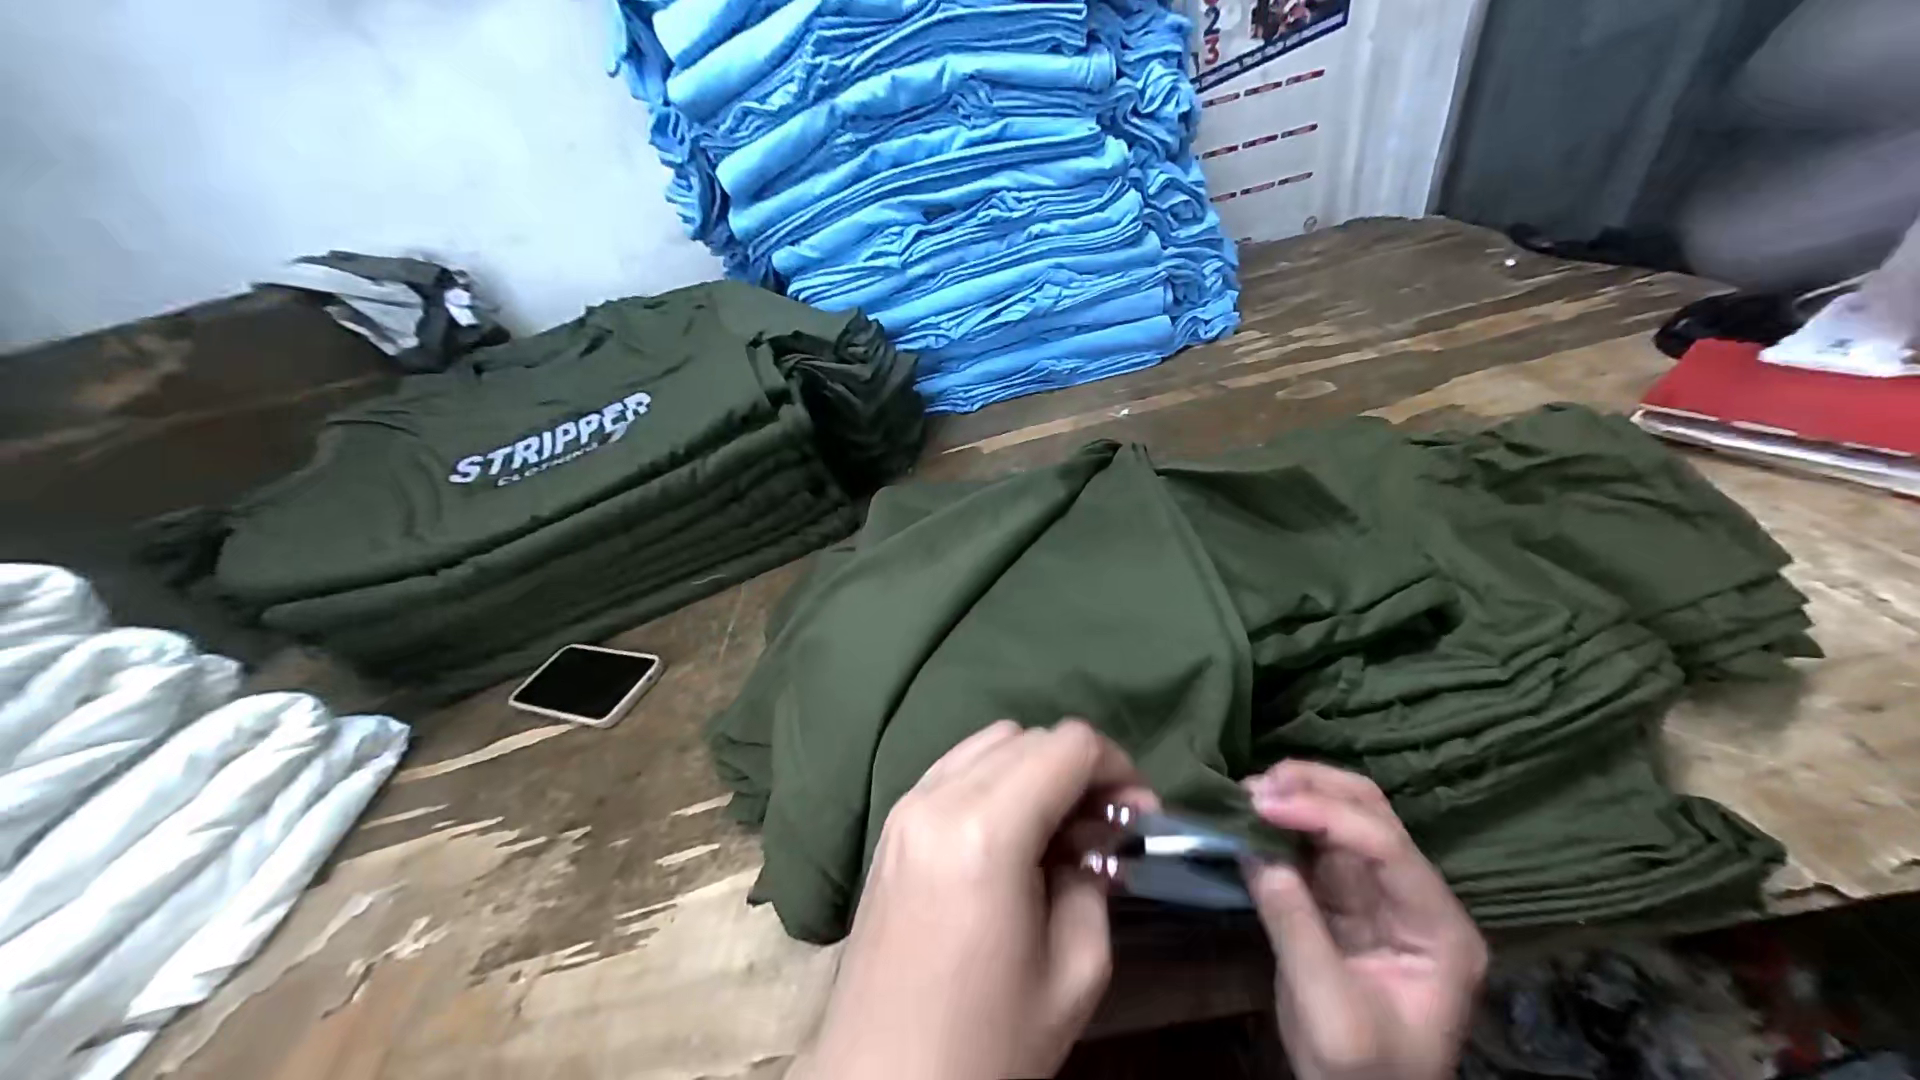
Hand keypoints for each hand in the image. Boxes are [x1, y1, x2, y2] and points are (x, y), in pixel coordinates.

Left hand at [793, 719, 1156, 1079]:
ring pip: (989, 742)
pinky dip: (996, 775)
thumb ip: (1093, 880)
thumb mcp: (1073, 971)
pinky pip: (955, 766)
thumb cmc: (987, 1041)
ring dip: (1037, 766)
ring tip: (1061, 824)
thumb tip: (1098, 834)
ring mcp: (906, 805)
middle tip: (1108, 823)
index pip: (1067, 746)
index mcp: (985, 831)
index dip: (1116, 765)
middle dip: (1080, 767)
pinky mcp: (891, 822)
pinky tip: (1013, 826)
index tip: (1138, 813)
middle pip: (1029, 736)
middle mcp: (938, 798)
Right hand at [1242, 761, 1486, 1079]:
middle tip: (1255, 788)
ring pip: (1341, 813)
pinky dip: (1280, 820)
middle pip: (1371, 812)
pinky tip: (1248, 815)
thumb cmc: (1362, 1072)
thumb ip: (1296, 929)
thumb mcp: (1331, 1014)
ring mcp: (1375, 891)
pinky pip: (1311, 840)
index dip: (1325, 815)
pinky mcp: (1338, 894)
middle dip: (1313, 787)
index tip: (1264, 806)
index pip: (1387, 846)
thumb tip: (1256, 852)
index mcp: (1437, 928)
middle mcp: (1413, 896)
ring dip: (1295, 793)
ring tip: (1245, 794)